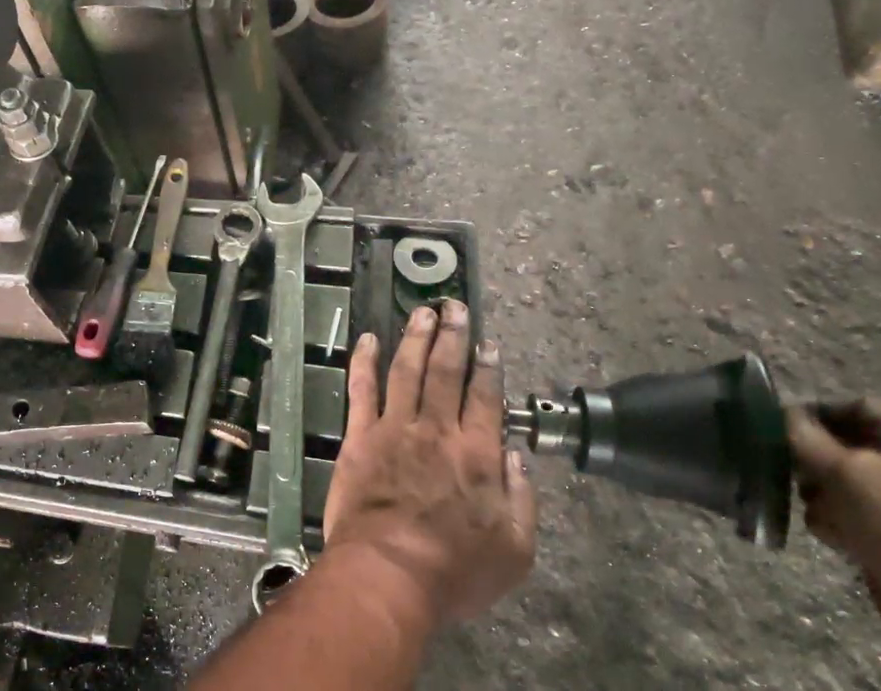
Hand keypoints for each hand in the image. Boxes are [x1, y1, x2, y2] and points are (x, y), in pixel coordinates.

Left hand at [324, 301, 535, 622]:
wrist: (389, 573)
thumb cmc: (455, 571)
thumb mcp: (515, 549)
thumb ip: (521, 497)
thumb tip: (516, 455)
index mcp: (477, 454)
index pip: (485, 397)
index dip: (487, 367)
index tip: (487, 343)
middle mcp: (437, 430)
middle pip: (446, 371)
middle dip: (452, 335)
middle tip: (454, 307)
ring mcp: (394, 428)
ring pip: (407, 370)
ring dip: (415, 337)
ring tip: (422, 312)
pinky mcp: (359, 437)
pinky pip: (361, 390)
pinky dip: (364, 362)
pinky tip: (368, 339)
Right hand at [789, 401, 880, 685]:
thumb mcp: (851, 474)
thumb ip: (808, 439)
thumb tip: (783, 414)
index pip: (861, 407)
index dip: (818, 412)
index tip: (778, 428)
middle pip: (852, 446)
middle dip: (815, 459)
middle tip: (788, 471)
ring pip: (849, 484)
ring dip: (823, 494)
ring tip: (816, 512)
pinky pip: (859, 517)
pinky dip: (839, 521)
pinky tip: (832, 536)